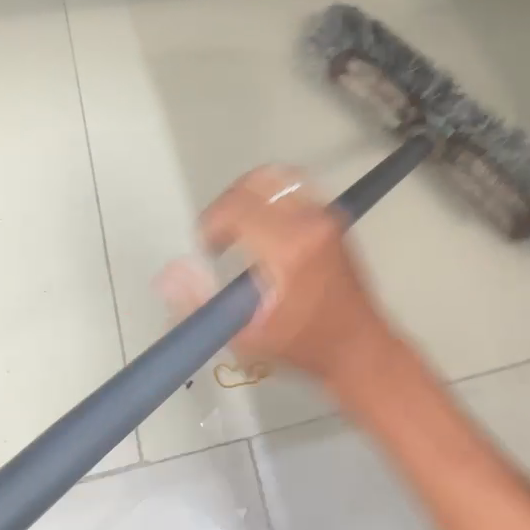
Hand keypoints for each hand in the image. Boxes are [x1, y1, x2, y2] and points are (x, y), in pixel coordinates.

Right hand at [159, 165, 400, 386]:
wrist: (360, 350)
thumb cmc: (306, 348)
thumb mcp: (247, 336)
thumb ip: (202, 304)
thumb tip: (168, 274)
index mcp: (287, 247)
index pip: (236, 207)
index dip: (211, 222)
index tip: (207, 246)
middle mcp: (308, 223)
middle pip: (256, 182)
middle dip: (228, 202)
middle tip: (220, 232)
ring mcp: (325, 217)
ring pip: (278, 178)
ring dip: (252, 194)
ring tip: (240, 224)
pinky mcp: (334, 219)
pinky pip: (298, 188)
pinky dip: (275, 195)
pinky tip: (267, 223)